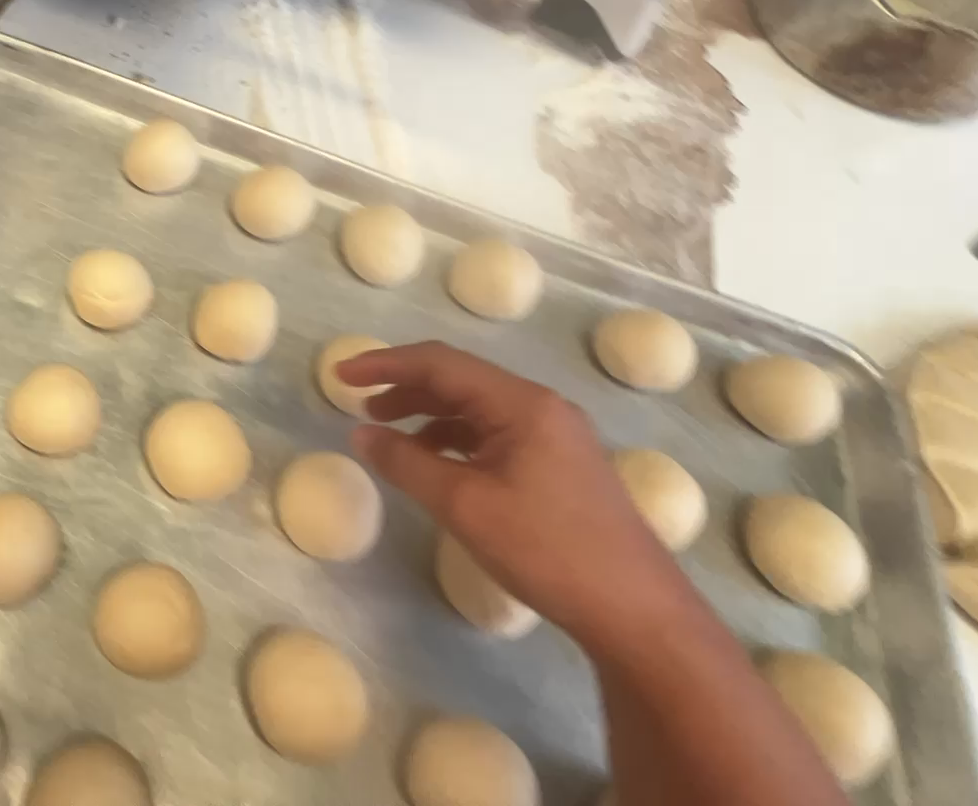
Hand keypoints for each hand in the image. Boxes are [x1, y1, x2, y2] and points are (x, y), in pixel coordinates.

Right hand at [337, 341, 687, 645]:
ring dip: (426, 412)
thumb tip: (360, 434)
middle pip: (458, 379)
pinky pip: (491, 432)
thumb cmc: (547, 550)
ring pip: (474, 407)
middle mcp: (540, 408)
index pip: (440, 364)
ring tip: (386, 431)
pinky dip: (451, 438)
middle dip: (403, 387)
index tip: (341, 376)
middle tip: (359, 404)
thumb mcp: (463, 505)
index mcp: (522, 405)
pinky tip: (431, 461)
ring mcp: (553, 435)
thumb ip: (405, 463)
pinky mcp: (556, 463)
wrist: (637, 613)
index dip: (385, 364)